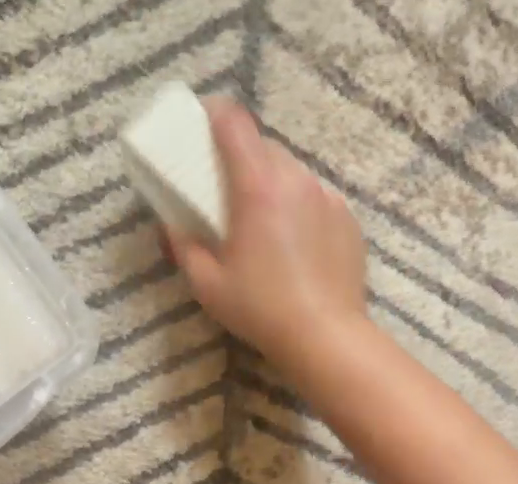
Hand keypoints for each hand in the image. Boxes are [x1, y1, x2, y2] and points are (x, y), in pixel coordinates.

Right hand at [164, 98, 367, 363]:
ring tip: (262, 224)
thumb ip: (183, 245)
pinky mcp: (347, 217)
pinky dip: (299, 209)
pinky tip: (293, 246)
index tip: (200, 122)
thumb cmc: (259, 309)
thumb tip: (171, 224)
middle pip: (263, 147)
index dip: (213, 113)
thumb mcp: (206, 283)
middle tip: (226, 191)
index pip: (234, 122)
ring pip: (291, 173)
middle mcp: (295, 179)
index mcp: (257, 186)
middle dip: (241, 160)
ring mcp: (326, 196)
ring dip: (272, 185)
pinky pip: (315, 199)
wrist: (325, 335)